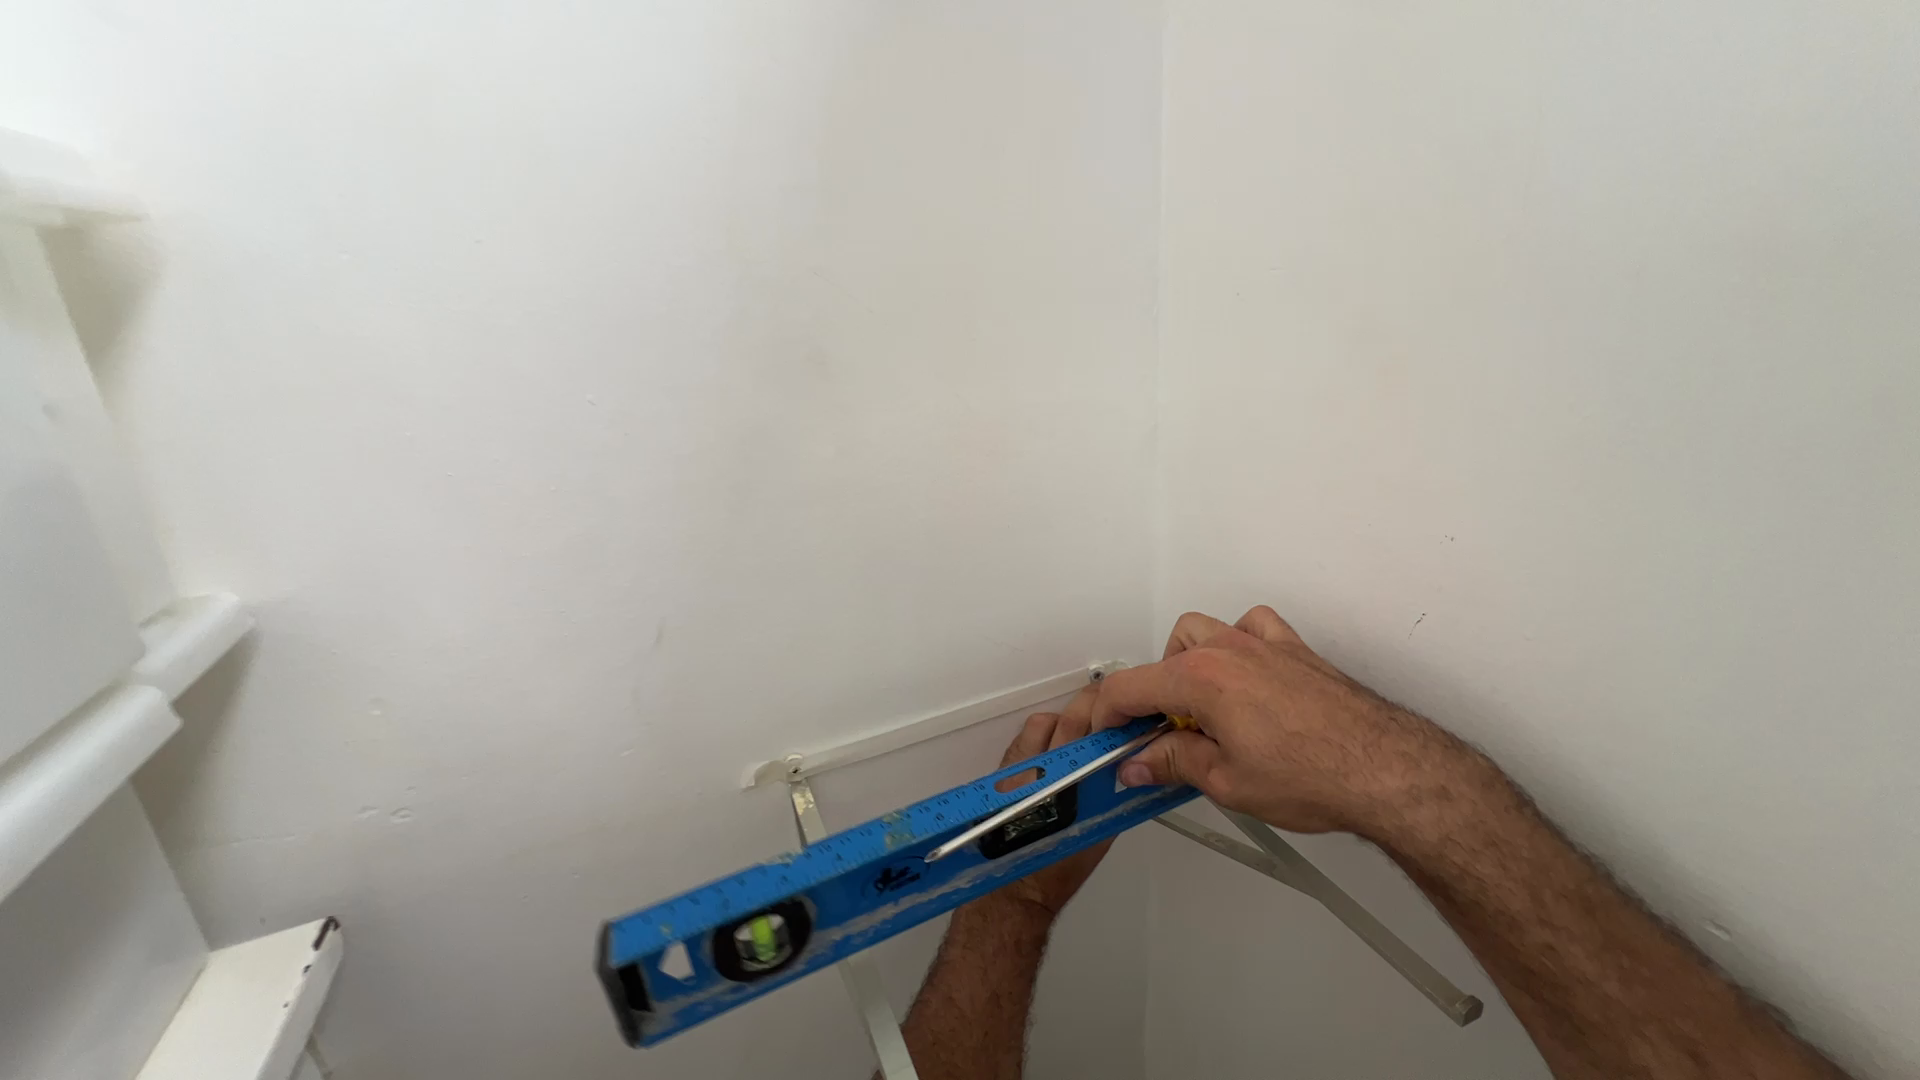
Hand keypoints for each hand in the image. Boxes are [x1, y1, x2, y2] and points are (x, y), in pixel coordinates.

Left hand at [979, 685, 1113, 919]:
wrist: (1015, 889)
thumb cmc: (1058, 869)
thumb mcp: (1098, 832)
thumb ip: (1110, 794)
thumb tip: (1123, 765)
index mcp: (1066, 781)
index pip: (1086, 729)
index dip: (1104, 713)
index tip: (1123, 709)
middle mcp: (1038, 769)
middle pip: (1066, 719)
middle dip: (1089, 706)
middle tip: (1108, 707)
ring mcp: (1017, 768)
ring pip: (1041, 724)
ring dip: (1063, 721)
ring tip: (1081, 733)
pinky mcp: (1003, 773)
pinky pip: (1025, 741)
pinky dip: (1042, 737)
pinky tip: (1057, 751)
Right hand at [1092, 606, 1475, 837]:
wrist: (1388, 771)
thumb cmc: (1318, 774)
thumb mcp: (1225, 781)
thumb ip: (1172, 763)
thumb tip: (1140, 763)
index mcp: (1200, 678)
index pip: (1129, 687)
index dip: (1105, 713)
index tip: (1101, 734)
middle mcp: (1228, 650)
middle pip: (1163, 657)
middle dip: (1150, 693)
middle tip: (1154, 734)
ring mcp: (1263, 645)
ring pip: (1203, 631)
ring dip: (1186, 661)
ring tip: (1195, 706)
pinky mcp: (1294, 651)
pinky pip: (1253, 626)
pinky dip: (1238, 641)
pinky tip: (1243, 673)